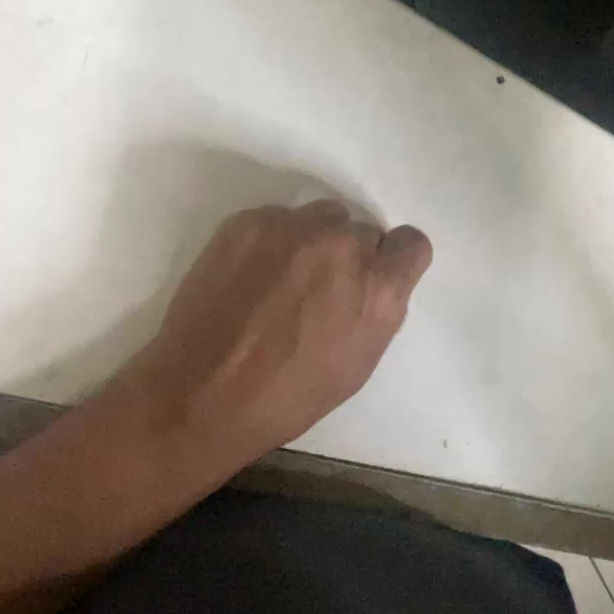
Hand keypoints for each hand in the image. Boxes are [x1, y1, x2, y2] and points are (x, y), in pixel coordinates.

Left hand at [110, 200, 432, 471]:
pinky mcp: (248, 220)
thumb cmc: (287, 395)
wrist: (202, 391)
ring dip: (310, 241)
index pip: (411, 243)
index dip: (393, 261)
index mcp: (377, 287)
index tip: (373, 276)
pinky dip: (269, 241)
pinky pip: (275, 219)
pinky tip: (248, 276)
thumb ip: (376, 308)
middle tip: (316, 289)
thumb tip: (371, 281)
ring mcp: (291, 227)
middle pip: (360, 230)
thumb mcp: (357, 363)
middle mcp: (341, 245)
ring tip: (280, 280)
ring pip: (319, 217)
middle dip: (346, 255)